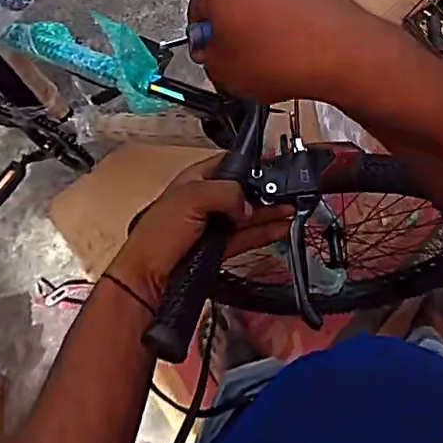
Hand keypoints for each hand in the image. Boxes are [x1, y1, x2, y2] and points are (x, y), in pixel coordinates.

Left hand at [104, 157, 294, 304]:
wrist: (150, 279)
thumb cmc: (159, 234)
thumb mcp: (192, 198)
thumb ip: (225, 193)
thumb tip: (247, 203)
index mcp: (196, 179)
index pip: (230, 164)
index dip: (252, 164)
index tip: (275, 164)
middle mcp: (206, 199)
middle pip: (243, 190)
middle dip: (267, 190)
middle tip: (290, 190)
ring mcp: (213, 224)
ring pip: (248, 214)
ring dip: (271, 211)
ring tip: (293, 206)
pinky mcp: (219, 248)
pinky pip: (247, 236)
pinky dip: (265, 232)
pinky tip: (281, 226)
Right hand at [187, 0, 394, 105]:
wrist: (341, 54)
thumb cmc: (283, 56)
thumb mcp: (224, 71)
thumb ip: (208, 55)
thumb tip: (212, 51)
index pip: (198, 5)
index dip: (205, 32)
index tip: (213, 47)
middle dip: (234, 18)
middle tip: (241, 49)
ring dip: (264, 14)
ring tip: (274, 48)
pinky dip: (292, 12)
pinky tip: (297, 40)